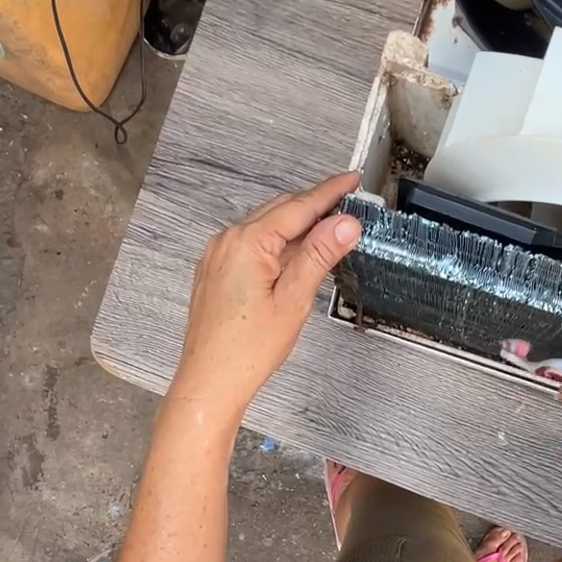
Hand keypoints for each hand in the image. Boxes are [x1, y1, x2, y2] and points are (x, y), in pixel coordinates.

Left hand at [166, 172, 362, 421]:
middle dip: (314, 206)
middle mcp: (227, 241)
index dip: (329, 192)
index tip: (350, 180)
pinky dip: (275, 243)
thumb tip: (344, 224)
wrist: (211, 381)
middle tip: (346, 203)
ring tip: (326, 230)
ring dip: (295, 226)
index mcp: (248, 243)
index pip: (298, 207)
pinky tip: (291, 257)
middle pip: (279, 211)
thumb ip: (318, 256)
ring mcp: (218, 257)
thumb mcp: (293, 300)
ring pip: (264, 228)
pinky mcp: (215, 273)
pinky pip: (250, 246)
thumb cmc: (247, 350)